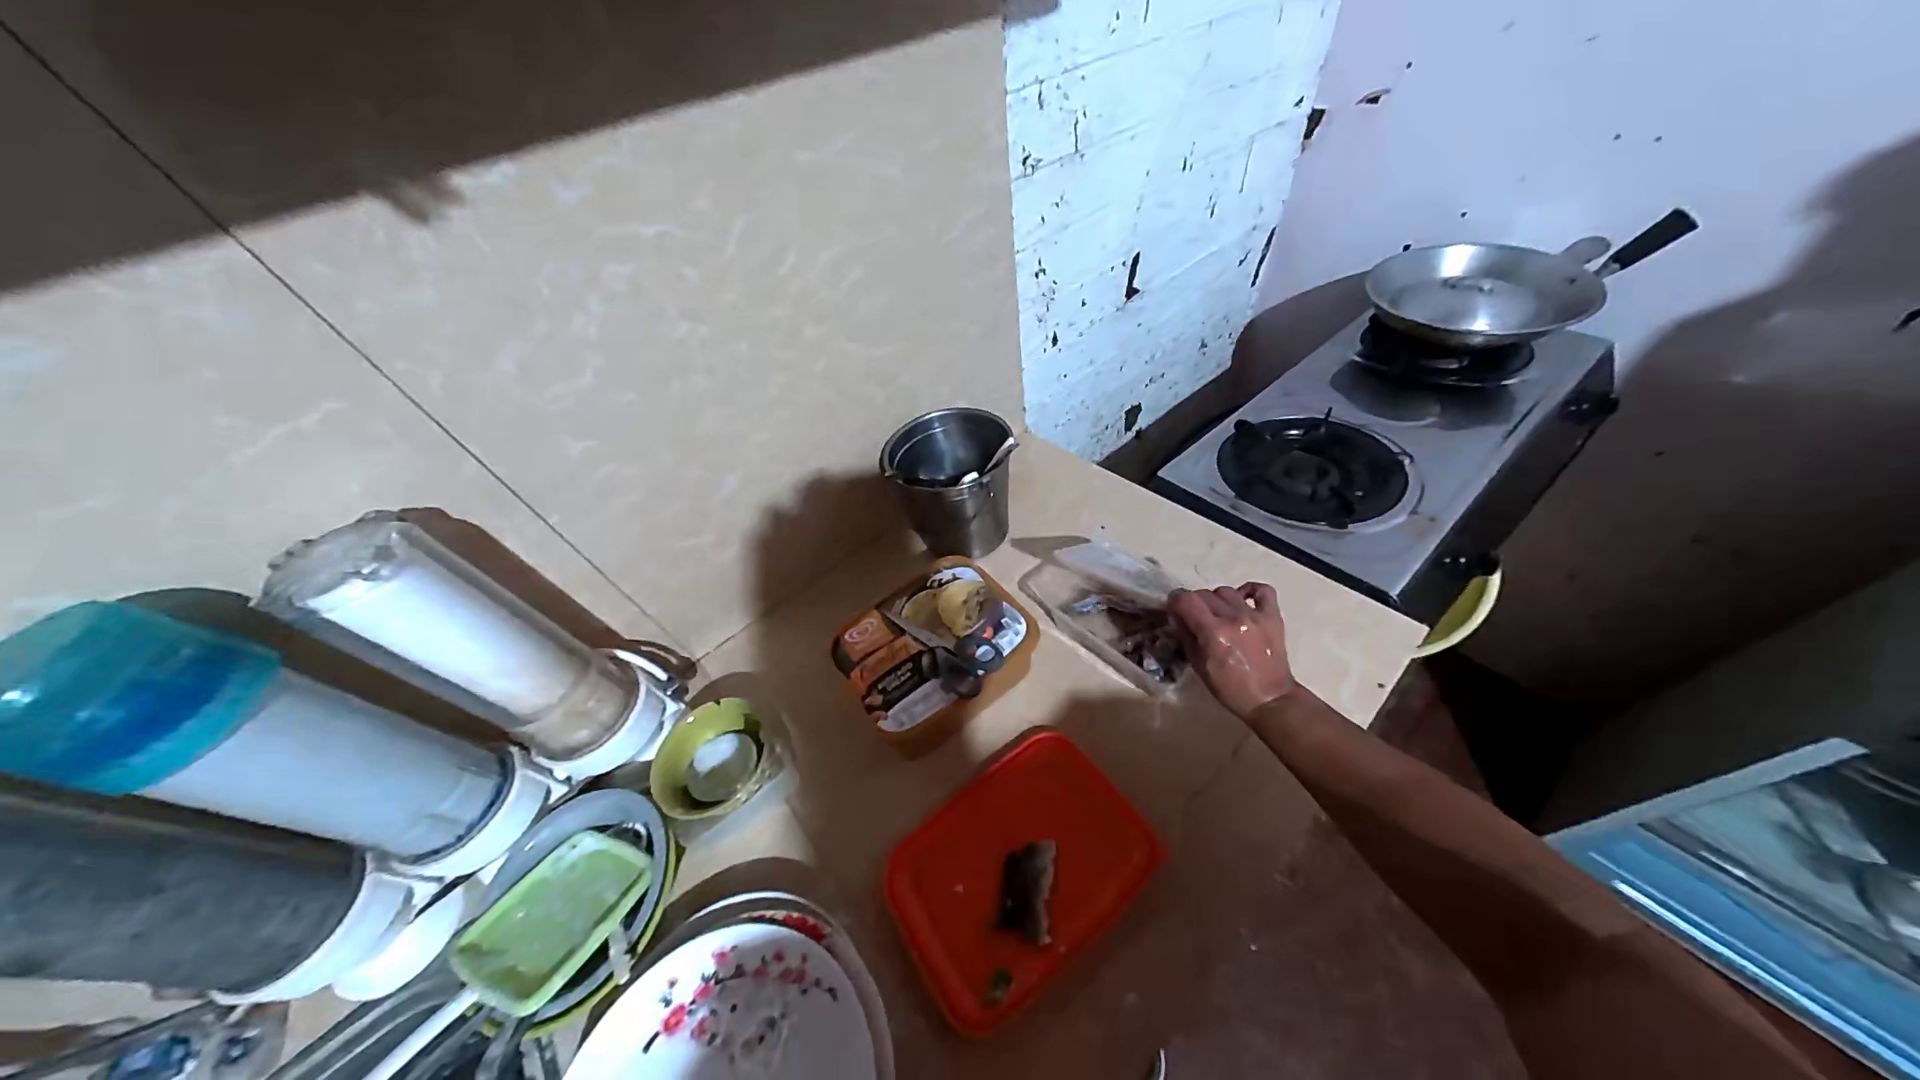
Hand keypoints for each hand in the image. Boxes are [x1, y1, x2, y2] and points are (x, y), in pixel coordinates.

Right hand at [1167, 583, 1295, 717]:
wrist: (1269, 699)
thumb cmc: (1229, 687)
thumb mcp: (1198, 665)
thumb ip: (1186, 635)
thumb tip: (1178, 615)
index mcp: (1213, 632)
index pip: (1185, 599)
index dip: (1175, 601)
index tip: (1174, 609)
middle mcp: (1233, 618)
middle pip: (1204, 593)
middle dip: (1194, 603)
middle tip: (1195, 617)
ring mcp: (1255, 615)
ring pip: (1226, 591)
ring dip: (1216, 600)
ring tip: (1218, 614)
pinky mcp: (1272, 616)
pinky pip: (1262, 590)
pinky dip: (1249, 590)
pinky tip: (1242, 600)